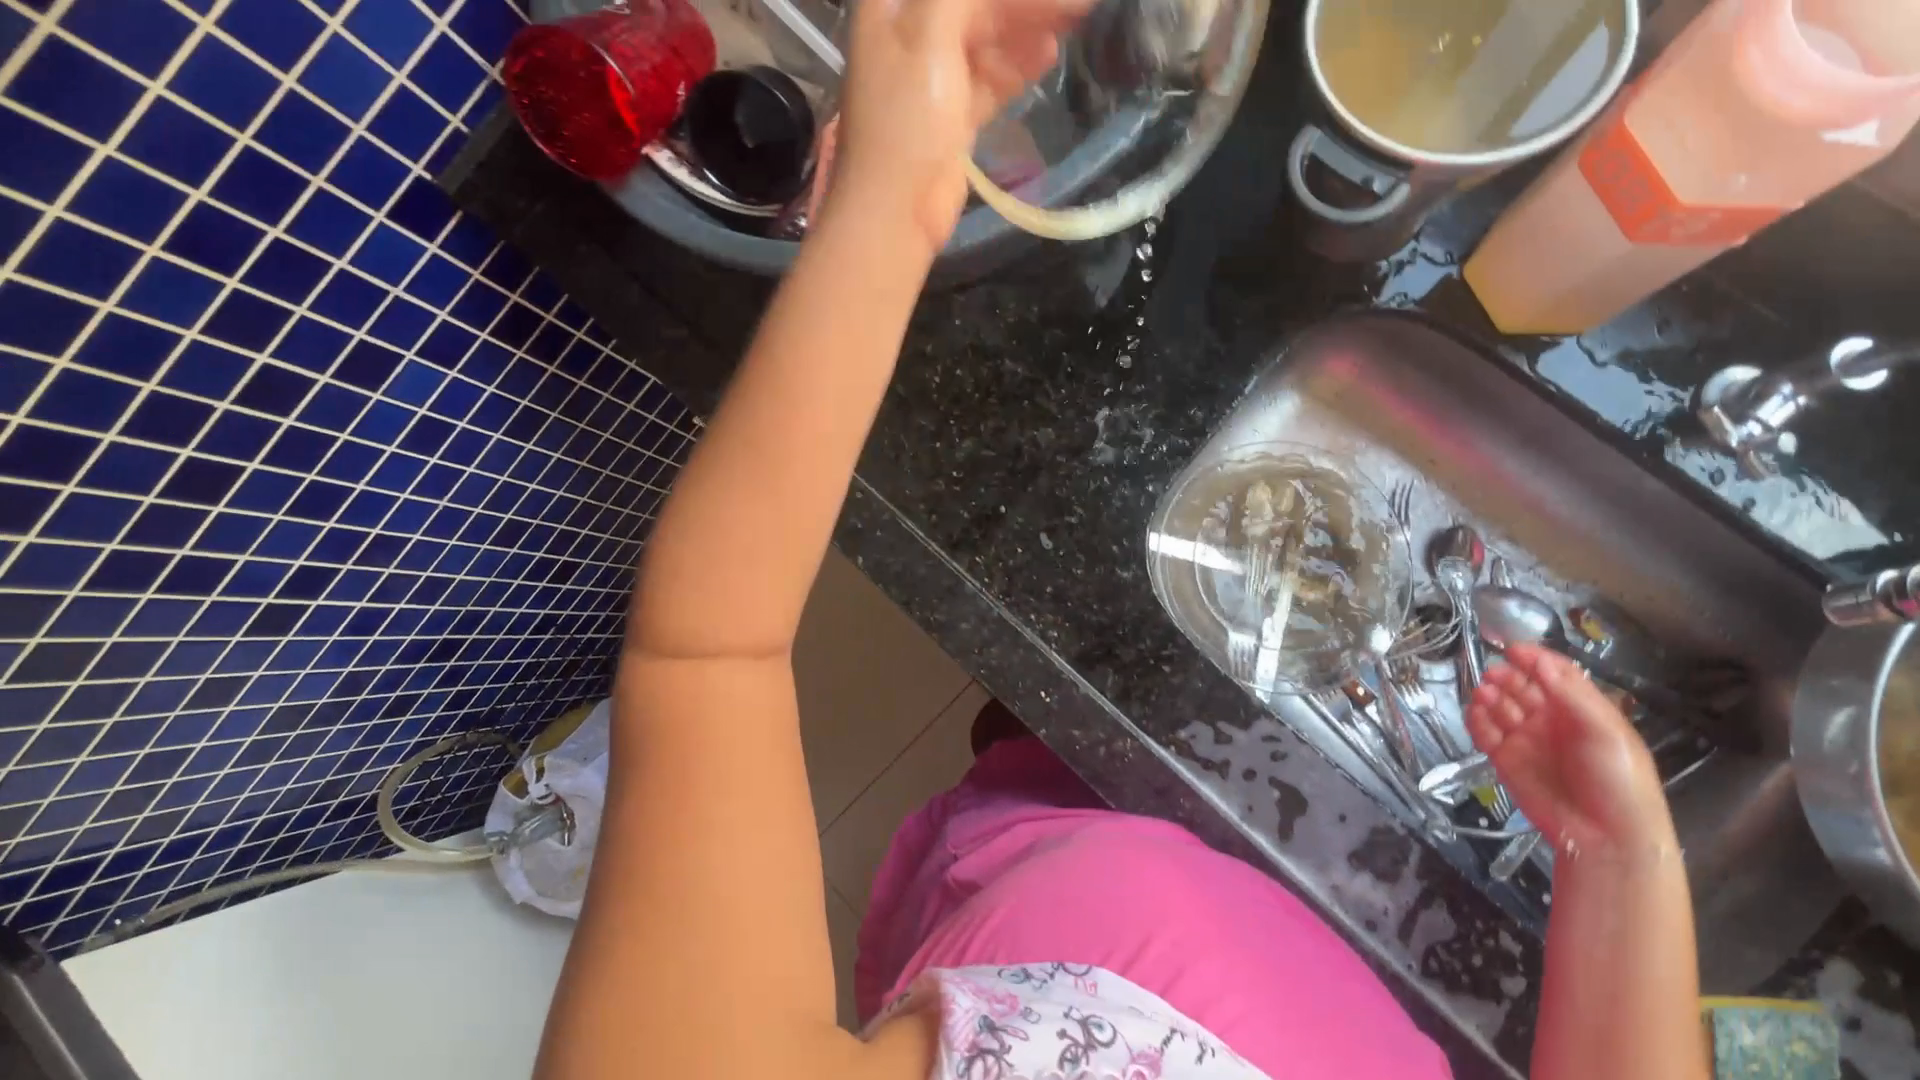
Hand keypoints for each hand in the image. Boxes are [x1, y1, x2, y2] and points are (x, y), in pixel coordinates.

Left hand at [828, 0, 1089, 249]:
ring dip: (1029, 25)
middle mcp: (910, 34)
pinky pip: (991, 77)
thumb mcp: (928, 35)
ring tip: (1076, 17)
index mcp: (892, 5)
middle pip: (975, 4)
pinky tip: (1050, 55)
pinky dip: (1019, 64)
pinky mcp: (953, 114)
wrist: (896, 209)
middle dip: (1024, 1)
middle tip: (1078, 2)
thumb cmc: (905, 119)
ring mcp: (932, 77)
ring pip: (988, 38)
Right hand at [1467, 646, 1678, 865]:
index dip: (1534, 658)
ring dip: (1489, 696)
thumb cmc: (1618, 780)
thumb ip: (1571, 694)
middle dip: (1506, 676)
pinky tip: (1476, 714)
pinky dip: (1476, 721)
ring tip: (1485, 695)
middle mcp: (1551, 720)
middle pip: (1521, 686)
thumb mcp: (1605, 731)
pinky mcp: (1505, 759)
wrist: (1606, 836)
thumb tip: (1539, 661)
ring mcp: (1526, 739)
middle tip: (1495, 674)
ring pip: (1499, 706)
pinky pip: (1483, 732)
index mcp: (1580, 709)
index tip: (1512, 649)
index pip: (1553, 673)